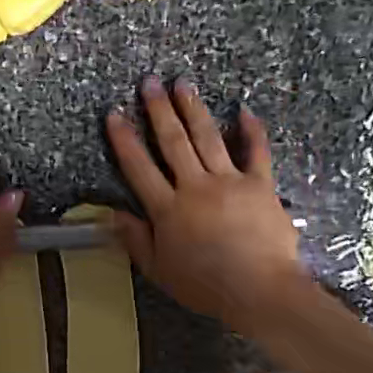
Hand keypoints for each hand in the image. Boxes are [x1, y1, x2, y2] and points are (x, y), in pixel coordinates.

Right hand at [105, 76, 310, 335]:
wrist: (259, 290)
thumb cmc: (205, 285)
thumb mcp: (160, 271)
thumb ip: (136, 241)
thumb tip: (112, 215)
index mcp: (168, 209)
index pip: (139, 168)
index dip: (124, 140)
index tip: (114, 114)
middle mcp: (195, 186)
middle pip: (173, 142)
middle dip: (159, 110)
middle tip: (150, 82)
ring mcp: (229, 182)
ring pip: (208, 138)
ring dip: (194, 109)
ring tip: (183, 83)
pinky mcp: (260, 184)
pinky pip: (256, 152)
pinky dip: (252, 130)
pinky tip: (244, 110)